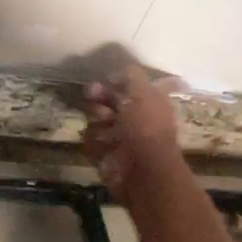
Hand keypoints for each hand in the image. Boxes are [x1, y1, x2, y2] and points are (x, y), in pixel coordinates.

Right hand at [80, 65, 181, 201]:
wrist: (143, 171)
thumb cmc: (146, 127)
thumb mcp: (143, 92)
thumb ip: (133, 76)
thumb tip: (123, 69)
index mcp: (151, 103)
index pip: (135, 87)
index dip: (122, 81)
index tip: (111, 78)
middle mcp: (136, 120)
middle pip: (111, 101)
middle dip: (101, 96)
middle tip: (91, 93)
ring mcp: (121, 140)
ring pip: (98, 121)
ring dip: (97, 119)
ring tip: (102, 122)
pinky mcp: (106, 157)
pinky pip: (91, 143)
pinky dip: (94, 143)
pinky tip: (102, 144)